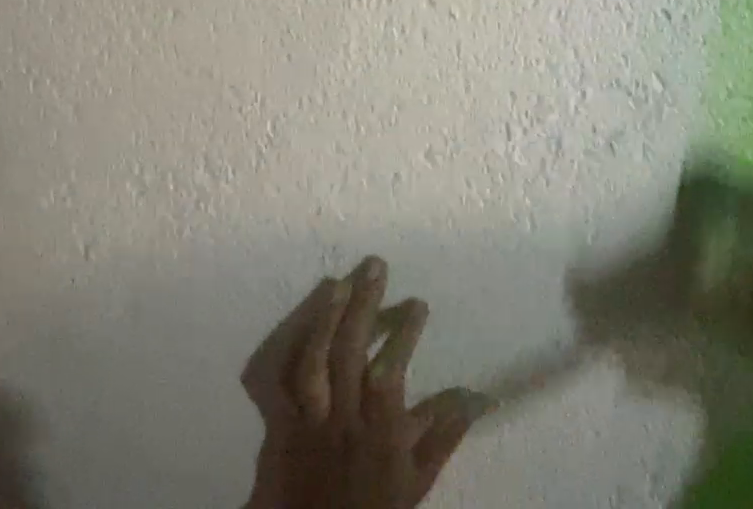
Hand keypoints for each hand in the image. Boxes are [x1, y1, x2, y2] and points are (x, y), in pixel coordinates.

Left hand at [242, 256, 482, 508]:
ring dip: (323, 317)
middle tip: (375, 266)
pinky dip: (281, 345)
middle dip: (362, 307)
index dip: (402, 336)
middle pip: (346, 356)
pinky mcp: (275, 421)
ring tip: (339, 281)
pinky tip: (300, 313)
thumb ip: (446, 432)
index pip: (388, 376)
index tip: (418, 303)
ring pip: (308, 362)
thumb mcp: (417, 478)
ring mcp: (303, 420)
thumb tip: (482, 395)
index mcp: (377, 434)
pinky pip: (270, 379)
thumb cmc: (371, 502)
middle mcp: (338, 421)